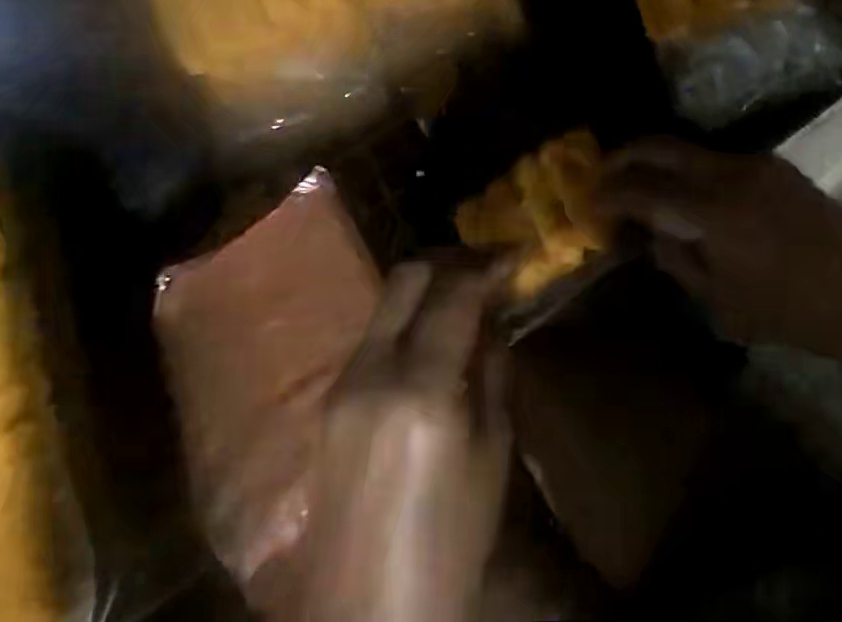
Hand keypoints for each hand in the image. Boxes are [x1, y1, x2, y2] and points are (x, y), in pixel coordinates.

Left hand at [303, 261, 510, 621]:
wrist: (369, 606)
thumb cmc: (451, 541)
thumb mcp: (492, 456)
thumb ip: (493, 374)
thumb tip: (494, 320)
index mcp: (421, 389)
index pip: (453, 296)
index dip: (486, 266)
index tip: (513, 254)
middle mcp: (372, 370)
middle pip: (406, 277)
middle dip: (449, 261)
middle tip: (485, 268)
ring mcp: (343, 380)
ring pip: (385, 303)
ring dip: (425, 290)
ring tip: (463, 299)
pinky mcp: (329, 396)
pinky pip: (372, 335)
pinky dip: (405, 321)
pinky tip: (431, 339)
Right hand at [596, 138, 841, 352]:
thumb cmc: (794, 311)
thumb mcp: (722, 304)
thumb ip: (677, 261)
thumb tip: (651, 233)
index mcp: (711, 210)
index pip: (640, 187)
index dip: (608, 193)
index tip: (588, 203)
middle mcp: (726, 173)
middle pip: (658, 146)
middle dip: (622, 157)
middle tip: (601, 176)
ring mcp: (751, 164)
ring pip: (685, 148)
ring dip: (654, 161)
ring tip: (637, 186)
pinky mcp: (771, 167)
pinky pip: (711, 159)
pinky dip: (684, 170)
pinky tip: (682, 196)